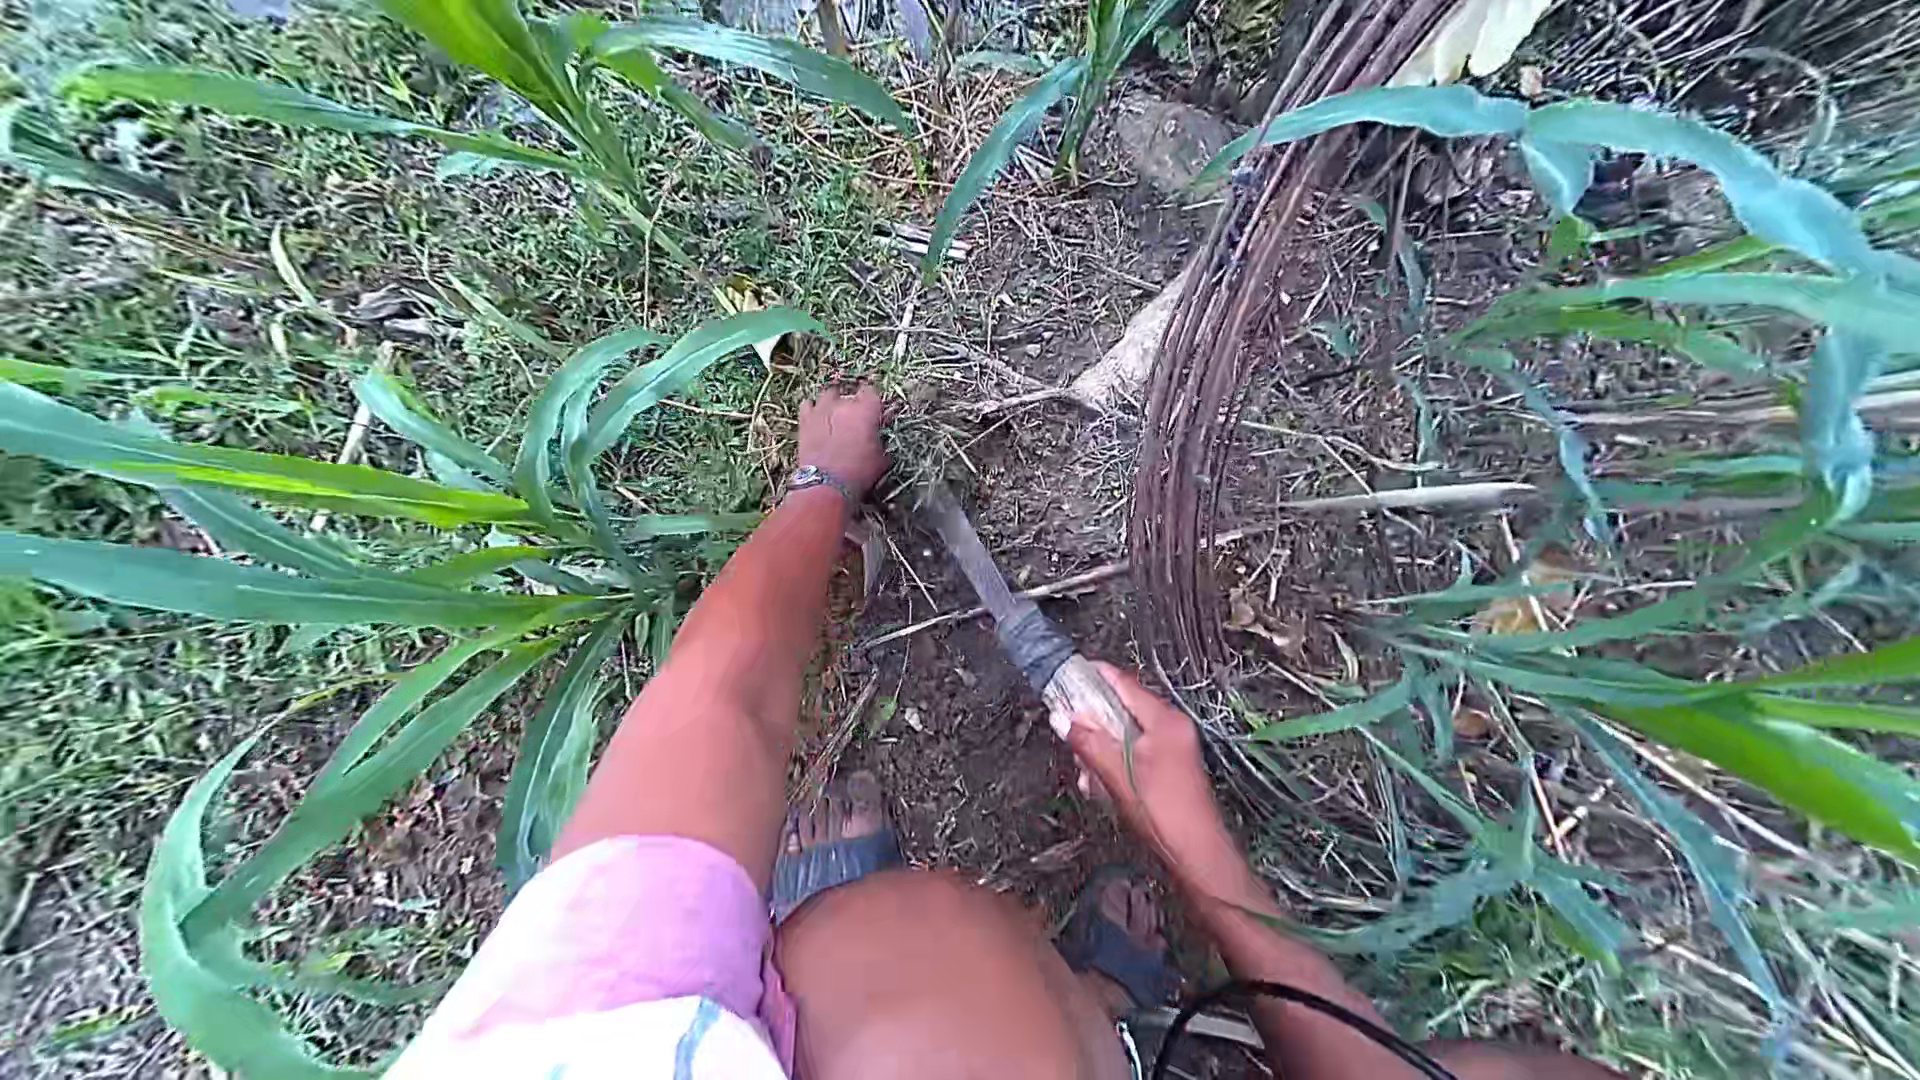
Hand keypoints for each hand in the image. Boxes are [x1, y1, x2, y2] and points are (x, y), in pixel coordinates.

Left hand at [797, 384, 887, 501]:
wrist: (826, 484)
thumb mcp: (881, 459)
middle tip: (857, 421)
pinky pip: (808, 404)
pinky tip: (818, 419)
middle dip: (855, 405)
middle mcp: (843, 403)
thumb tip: (881, 439)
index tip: (875, 414)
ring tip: (837, 417)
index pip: (873, 393)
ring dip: (834, 403)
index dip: (874, 403)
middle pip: (851, 395)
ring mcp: (821, 409)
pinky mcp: (805, 419)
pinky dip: (814, 410)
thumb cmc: (858, 473)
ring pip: (829, 395)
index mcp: (866, 410)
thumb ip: (881, 441)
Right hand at [1065, 664, 1248, 891]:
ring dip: (1101, 747)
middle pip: (1123, 709)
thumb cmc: (1162, 812)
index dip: (1097, 675)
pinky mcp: (1170, 766)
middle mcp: (1172, 726)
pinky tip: (1100, 784)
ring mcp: (1173, 746)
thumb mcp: (1115, 773)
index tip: (1072, 671)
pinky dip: (1115, 760)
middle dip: (1093, 722)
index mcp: (1164, 720)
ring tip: (1085, 771)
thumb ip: (1087, 741)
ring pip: (1126, 733)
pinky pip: (1135, 750)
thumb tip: (1061, 718)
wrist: (1197, 857)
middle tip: (1070, 733)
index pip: (1125, 684)